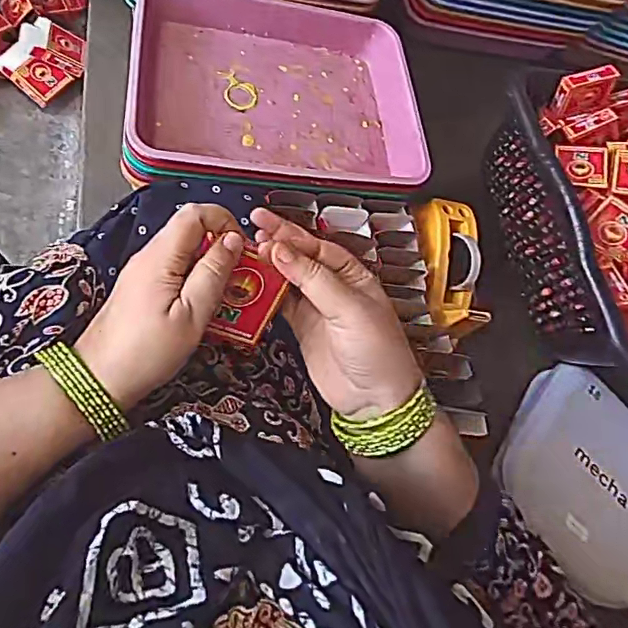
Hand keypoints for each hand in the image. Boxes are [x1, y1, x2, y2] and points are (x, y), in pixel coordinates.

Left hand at [74, 204, 243, 409]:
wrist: (98, 378)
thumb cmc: (145, 352)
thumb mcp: (192, 315)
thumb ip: (214, 273)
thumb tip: (233, 240)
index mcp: (161, 256)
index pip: (195, 212)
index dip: (224, 220)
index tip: (241, 248)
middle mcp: (149, 255)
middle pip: (190, 228)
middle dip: (220, 244)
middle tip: (238, 275)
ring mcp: (142, 269)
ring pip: (184, 248)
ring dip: (209, 262)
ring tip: (224, 293)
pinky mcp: (141, 284)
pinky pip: (174, 266)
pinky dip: (193, 276)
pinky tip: (200, 304)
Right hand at [249, 207, 424, 417]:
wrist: (376, 402)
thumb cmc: (380, 353)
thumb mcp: (349, 308)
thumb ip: (313, 279)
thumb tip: (283, 251)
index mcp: (351, 274)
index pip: (315, 246)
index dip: (290, 234)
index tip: (265, 225)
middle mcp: (333, 287)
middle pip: (299, 257)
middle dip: (276, 242)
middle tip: (251, 229)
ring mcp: (316, 307)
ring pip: (286, 278)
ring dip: (267, 266)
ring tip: (247, 252)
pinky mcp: (303, 327)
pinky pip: (279, 304)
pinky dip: (264, 294)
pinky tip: (252, 284)